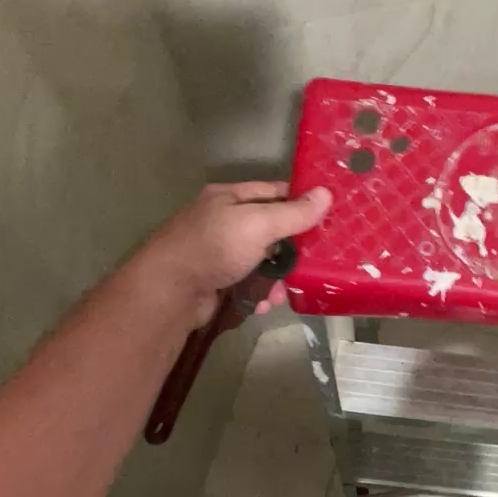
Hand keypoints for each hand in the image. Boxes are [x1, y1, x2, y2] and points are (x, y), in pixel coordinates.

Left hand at [140, 182, 332, 325]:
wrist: (170, 291)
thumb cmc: (215, 247)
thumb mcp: (258, 224)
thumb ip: (293, 213)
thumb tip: (326, 193)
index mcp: (230, 198)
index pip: (274, 192)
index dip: (300, 203)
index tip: (327, 219)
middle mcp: (224, 221)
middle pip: (270, 230)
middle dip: (292, 250)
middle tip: (314, 264)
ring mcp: (219, 252)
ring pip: (261, 261)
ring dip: (277, 278)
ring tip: (284, 294)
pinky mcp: (217, 280)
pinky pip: (248, 283)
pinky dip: (259, 293)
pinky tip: (265, 304)